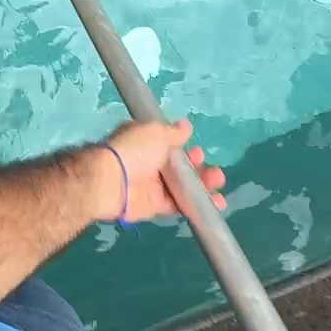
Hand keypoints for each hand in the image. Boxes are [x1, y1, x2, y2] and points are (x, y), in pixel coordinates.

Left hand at [93, 119, 225, 222]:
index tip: (198, 149)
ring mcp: (153, 185)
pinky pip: (180, 205)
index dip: (185, 147)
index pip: (169, 143)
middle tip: (214, 171)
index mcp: (145, 141)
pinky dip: (198, 205)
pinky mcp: (156, 205)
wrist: (112, 182)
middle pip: (179, 166)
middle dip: (198, 167)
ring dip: (203, 185)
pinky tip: (216, 204)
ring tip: (218, 183)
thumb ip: (173, 133)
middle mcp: (149, 162)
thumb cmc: (134, 150)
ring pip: (183, 186)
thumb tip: (185, 125)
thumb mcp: (155, 133)